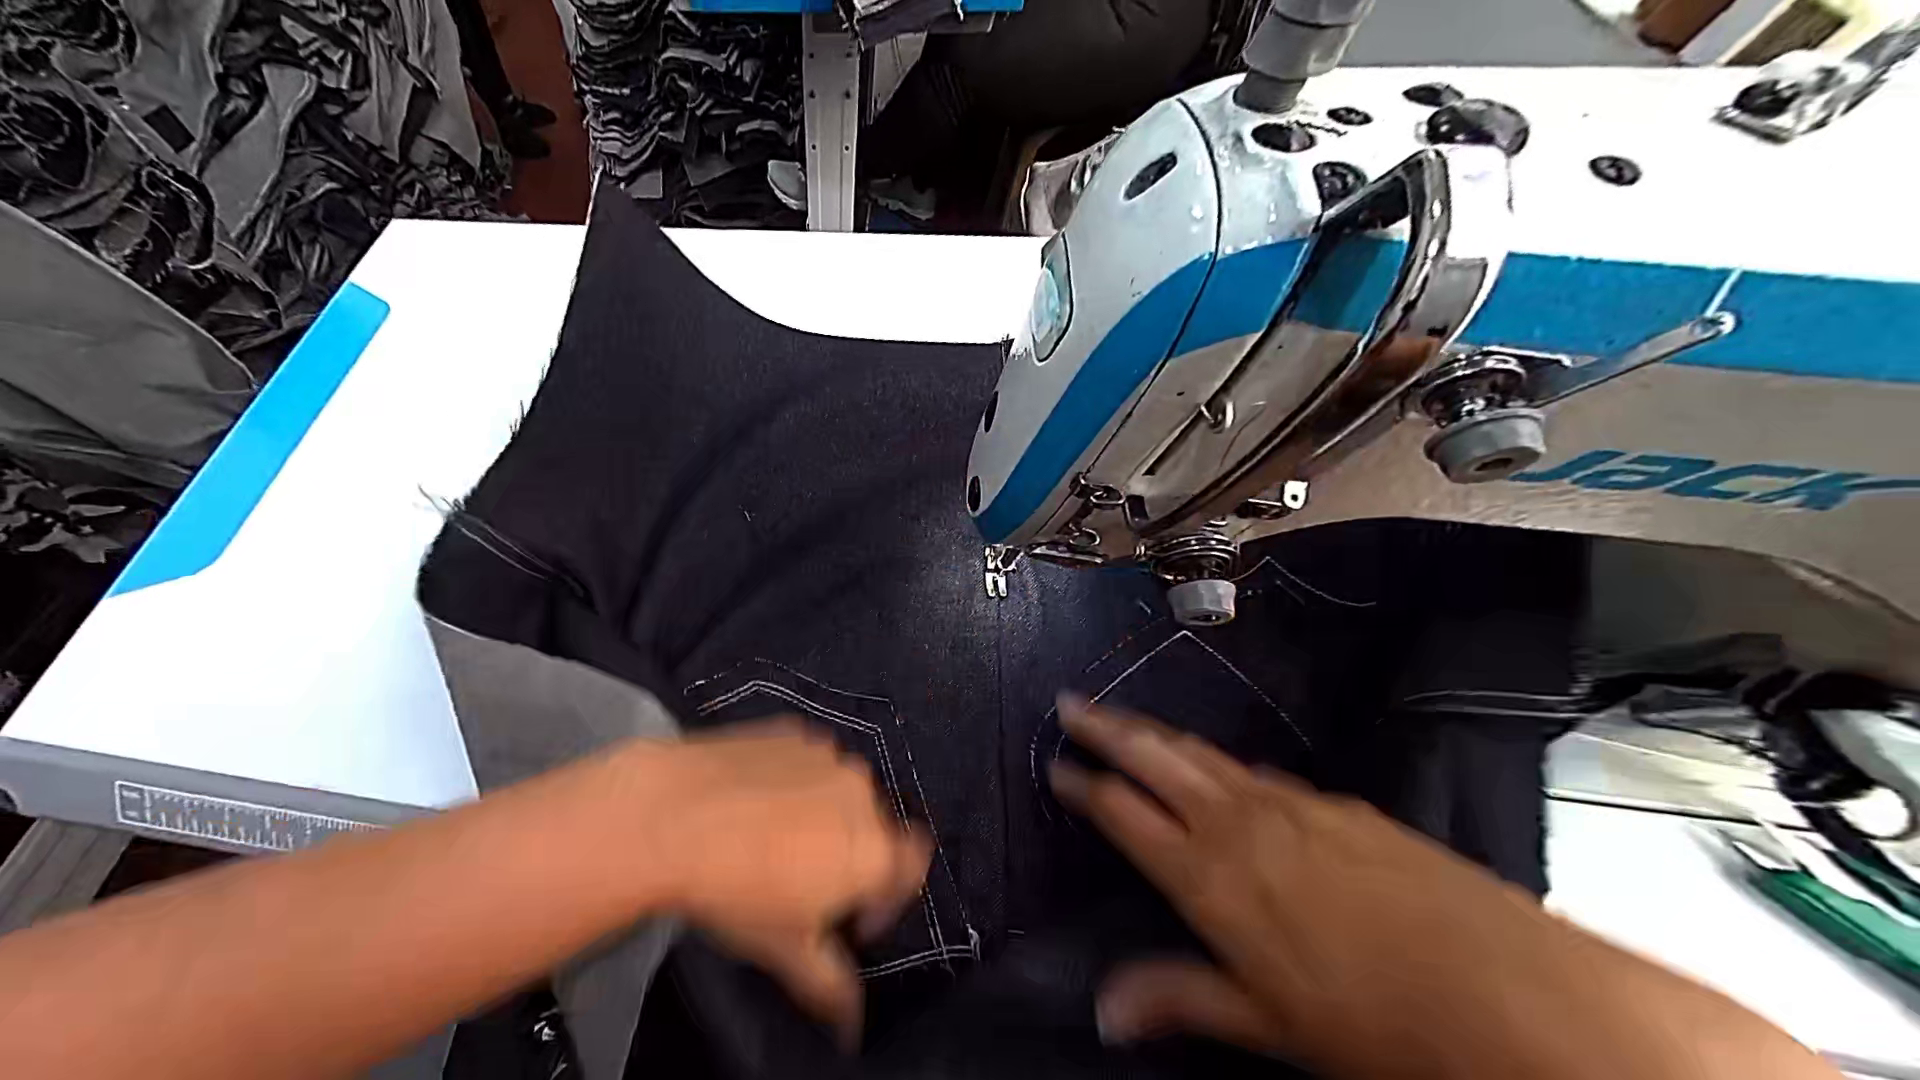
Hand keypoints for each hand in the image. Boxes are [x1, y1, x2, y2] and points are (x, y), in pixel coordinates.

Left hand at [601, 721, 928, 1046]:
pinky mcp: (797, 731)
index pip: (913, 865)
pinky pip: (812, 761)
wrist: (672, 813)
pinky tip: (757, 801)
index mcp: (875, 849)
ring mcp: (830, 755)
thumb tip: (853, 1026)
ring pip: (843, 792)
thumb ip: (830, 984)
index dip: (891, 895)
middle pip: (876, 828)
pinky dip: (799, 781)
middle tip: (806, 881)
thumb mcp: (785, 949)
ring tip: (778, 840)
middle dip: (853, 856)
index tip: (854, 918)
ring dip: (827, 816)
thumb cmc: (737, 891)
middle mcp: (864, 794)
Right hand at [1047, 695, 1553, 1072]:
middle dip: (1105, 727)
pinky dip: (1216, 761)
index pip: (1124, 813)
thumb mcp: (1268, 1023)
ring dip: (1155, 732)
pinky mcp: (1331, 802)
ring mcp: (1286, 804)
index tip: (1058, 767)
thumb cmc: (1377, 1021)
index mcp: (1209, 876)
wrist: (1510, 990)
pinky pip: (1252, 770)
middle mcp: (1237, 823)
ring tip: (1124, 718)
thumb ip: (1179, 998)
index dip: (1084, 786)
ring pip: (1199, 752)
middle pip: (1153, 756)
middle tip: (1071, 703)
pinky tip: (1216, 767)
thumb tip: (1106, 1008)